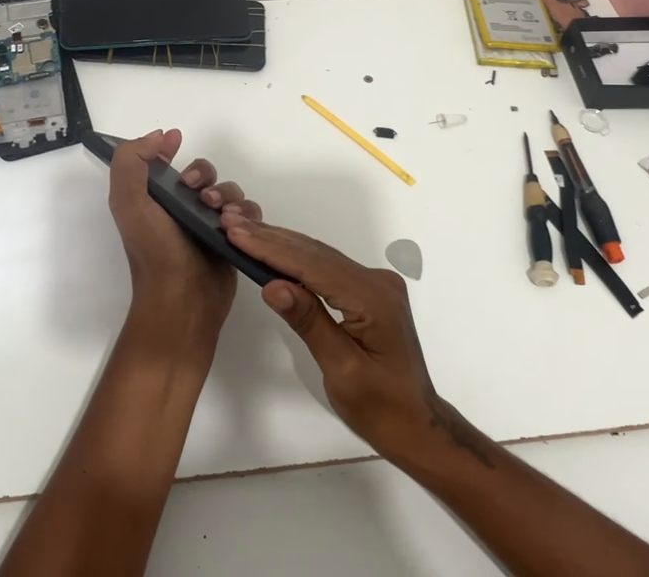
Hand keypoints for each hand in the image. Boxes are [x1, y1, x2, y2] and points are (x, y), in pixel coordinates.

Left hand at [109, 130, 261, 330]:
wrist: (184, 300)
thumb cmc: (155, 251)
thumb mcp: (128, 201)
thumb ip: (131, 162)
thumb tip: (158, 136)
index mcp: (153, 199)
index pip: (162, 163)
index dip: (167, 147)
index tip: (175, 142)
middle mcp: (180, 209)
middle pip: (203, 173)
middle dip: (205, 174)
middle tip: (200, 194)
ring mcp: (208, 224)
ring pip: (229, 191)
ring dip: (228, 196)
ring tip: (222, 218)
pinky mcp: (233, 239)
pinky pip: (249, 214)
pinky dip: (247, 215)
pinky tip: (237, 228)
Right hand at [219, 216, 451, 460]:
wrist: (417, 426)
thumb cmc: (380, 408)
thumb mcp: (341, 370)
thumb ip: (309, 322)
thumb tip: (273, 285)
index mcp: (373, 298)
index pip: (312, 266)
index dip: (271, 248)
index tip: (235, 233)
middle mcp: (377, 282)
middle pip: (316, 254)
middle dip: (271, 238)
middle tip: (230, 222)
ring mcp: (376, 285)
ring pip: (321, 257)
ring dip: (281, 244)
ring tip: (245, 229)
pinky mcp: (370, 292)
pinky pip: (328, 268)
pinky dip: (298, 259)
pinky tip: (275, 250)